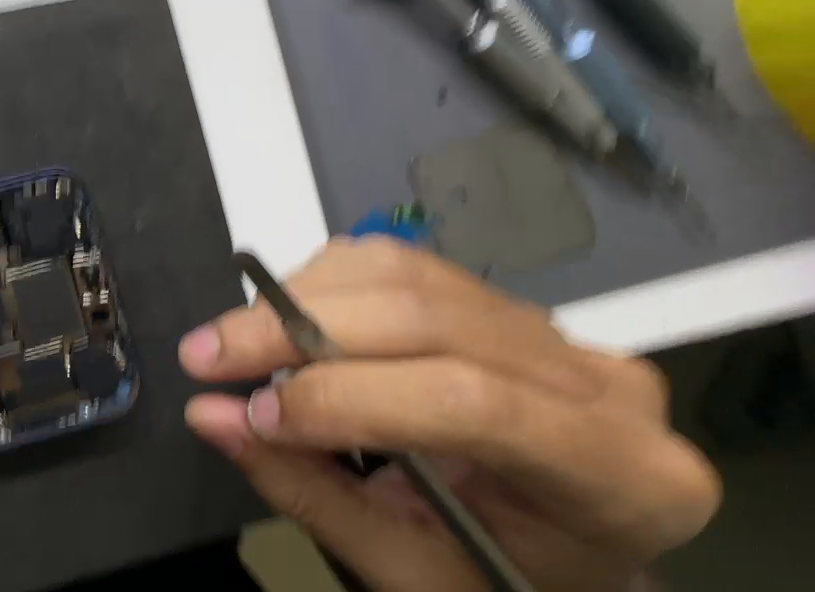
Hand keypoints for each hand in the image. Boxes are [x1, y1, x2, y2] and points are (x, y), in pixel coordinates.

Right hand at [180, 237, 718, 591]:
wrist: (559, 556)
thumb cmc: (495, 581)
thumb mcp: (407, 569)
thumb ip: (307, 490)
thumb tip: (207, 415)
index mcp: (619, 477)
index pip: (472, 403)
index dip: (349, 396)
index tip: (255, 414)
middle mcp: (598, 383)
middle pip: (426, 317)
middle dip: (295, 331)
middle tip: (203, 356)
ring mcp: (549, 330)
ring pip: (401, 275)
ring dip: (297, 298)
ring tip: (232, 340)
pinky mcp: (492, 299)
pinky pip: (393, 263)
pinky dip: (319, 283)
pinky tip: (281, 320)